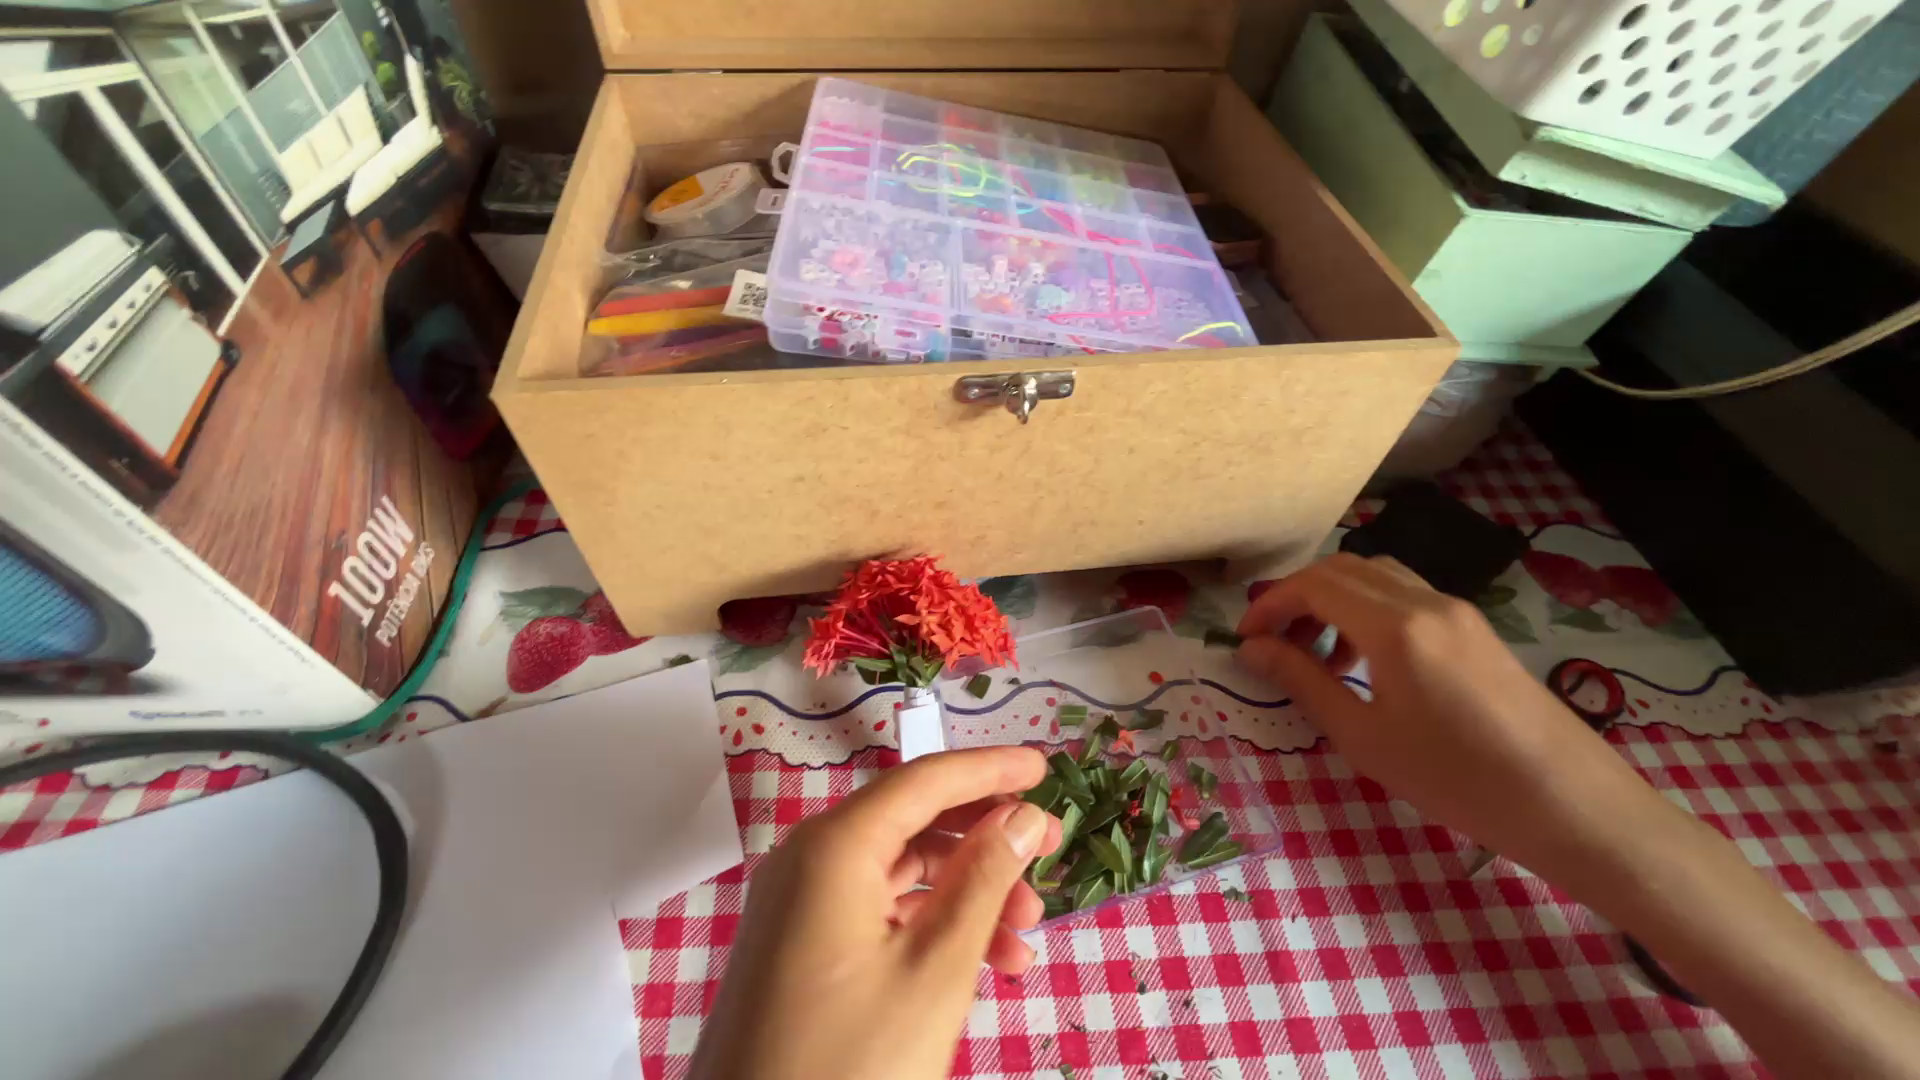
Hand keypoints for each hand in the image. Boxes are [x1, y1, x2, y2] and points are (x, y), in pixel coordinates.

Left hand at [688, 746, 1061, 1079]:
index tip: (1044, 767)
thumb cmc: (852, 1065)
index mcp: (834, 846)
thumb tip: (1021, 817)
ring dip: (967, 888)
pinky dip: (932, 922)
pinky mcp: (802, 943)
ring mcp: (801, 902)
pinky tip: (983, 958)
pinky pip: (878, 908)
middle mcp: (810, 858)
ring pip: (901, 868)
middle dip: (986, 834)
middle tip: (1051, 851)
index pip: (925, 781)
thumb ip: (983, 880)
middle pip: (913, 820)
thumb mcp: (935, 970)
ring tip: (1026, 929)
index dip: (989, 769)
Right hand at [1236, 555, 1919, 1079]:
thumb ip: (1303, 681)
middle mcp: (1427, 601)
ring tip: (1320, 657)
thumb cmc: (1457, 779)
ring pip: (1377, 577)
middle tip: (1274, 643)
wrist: (1574, 807)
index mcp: (1395, 625)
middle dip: (1297, 596)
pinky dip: (1368, 612)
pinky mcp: (1476, 629)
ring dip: (1334, 601)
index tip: (1244, 638)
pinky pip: (1406, 598)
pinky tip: (1367, 664)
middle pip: (1344, 568)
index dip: (1269, 603)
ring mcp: (1458, 611)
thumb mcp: (1363, 736)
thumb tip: (1252, 648)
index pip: (1313, 583)